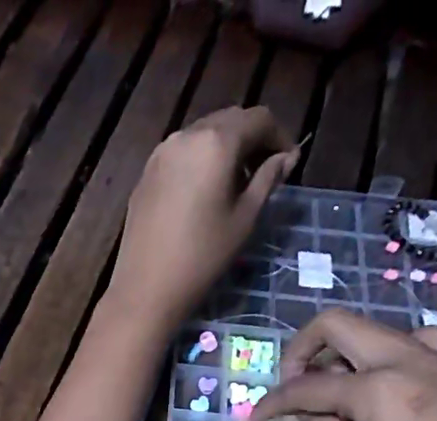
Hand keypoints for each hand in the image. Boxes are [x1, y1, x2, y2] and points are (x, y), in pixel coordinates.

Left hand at [109, 106, 299, 323]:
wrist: (147, 287)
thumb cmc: (203, 256)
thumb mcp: (244, 219)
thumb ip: (267, 180)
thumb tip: (285, 158)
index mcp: (216, 142)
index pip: (258, 119)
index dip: (280, 136)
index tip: (290, 162)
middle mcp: (186, 135)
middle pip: (229, 121)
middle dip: (253, 139)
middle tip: (267, 171)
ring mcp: (161, 152)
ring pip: (203, 135)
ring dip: (226, 148)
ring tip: (237, 183)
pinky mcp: (147, 172)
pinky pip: (182, 154)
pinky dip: (202, 160)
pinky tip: (206, 192)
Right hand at [250, 311, 436, 420]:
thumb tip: (309, 414)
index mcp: (376, 389)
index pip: (307, 385)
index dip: (274, 401)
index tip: (255, 417)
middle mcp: (406, 356)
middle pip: (339, 324)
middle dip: (303, 348)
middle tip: (295, 382)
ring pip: (382, 331)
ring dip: (353, 354)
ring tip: (349, 391)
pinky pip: (421, 344)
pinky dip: (395, 358)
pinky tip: (400, 388)